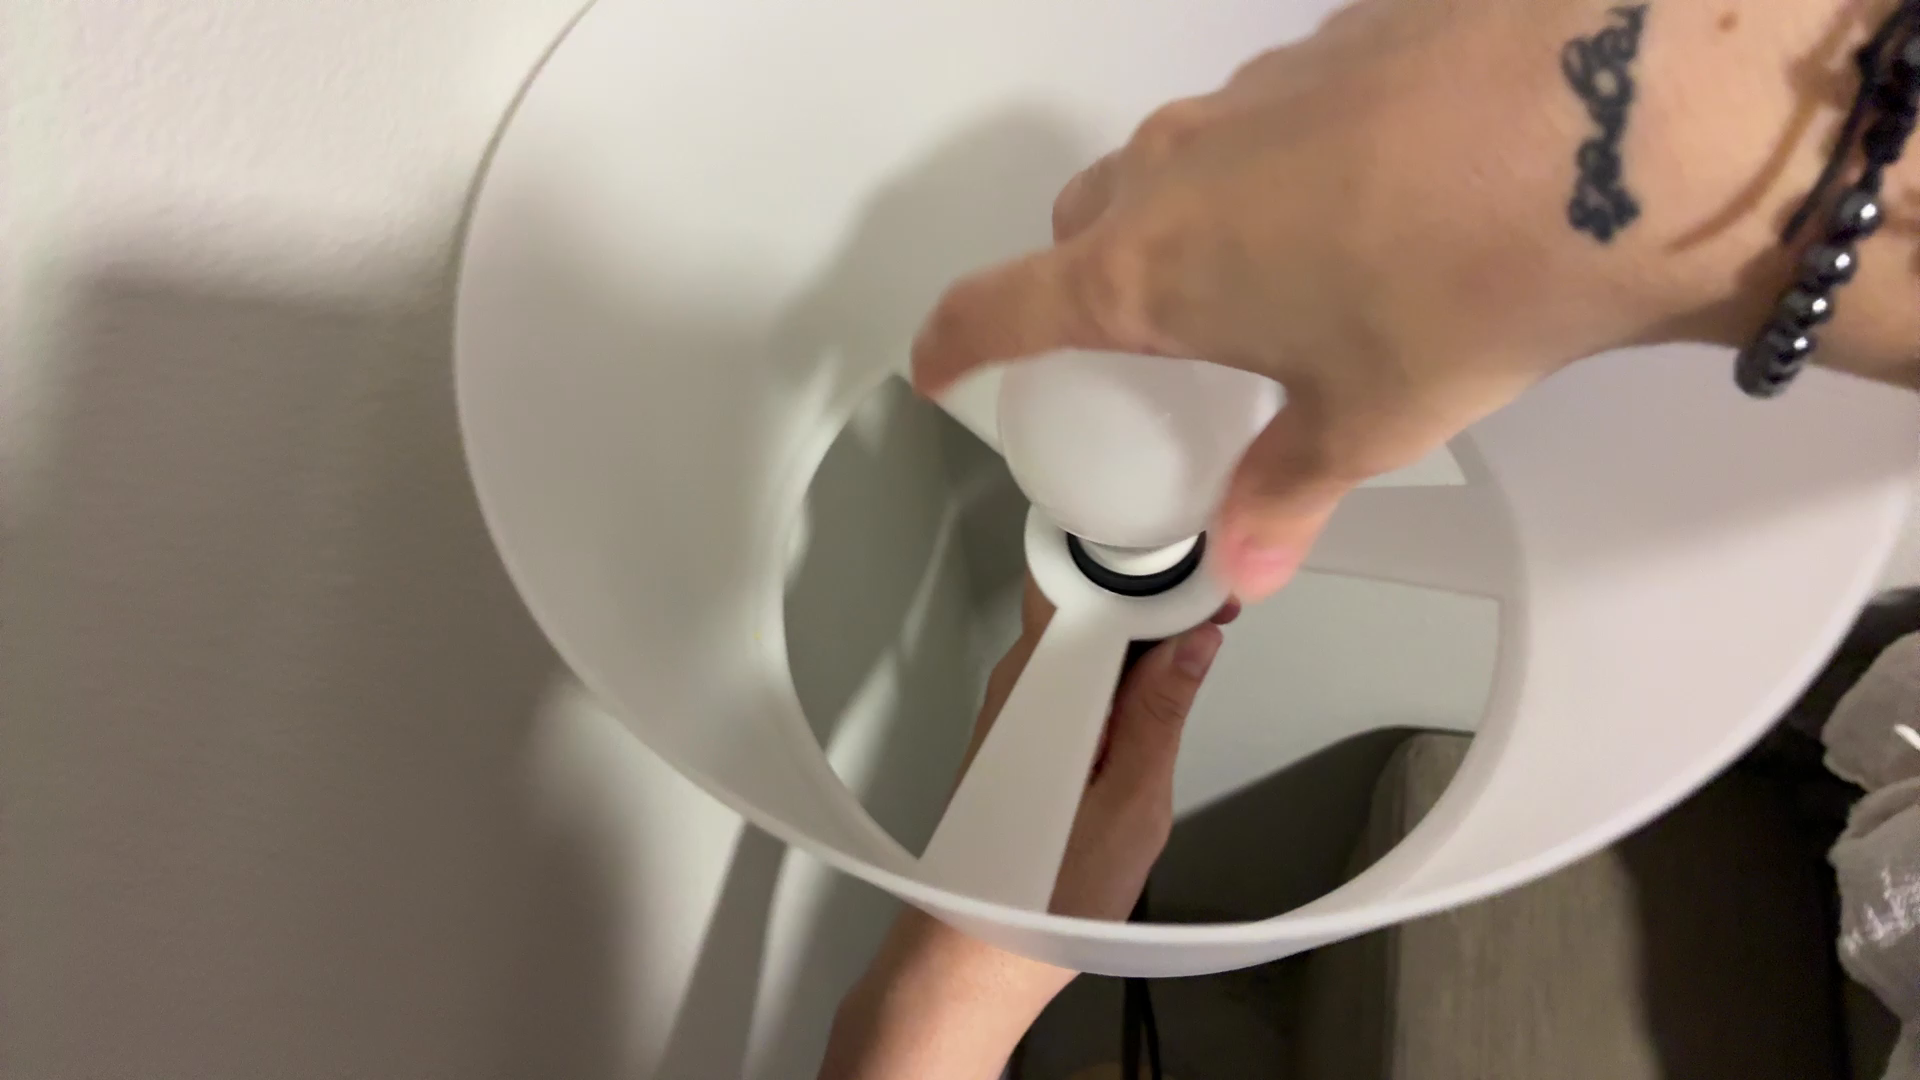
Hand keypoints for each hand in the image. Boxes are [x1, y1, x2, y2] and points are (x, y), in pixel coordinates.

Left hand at [817, 581, 1234, 1079]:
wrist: (980, 946)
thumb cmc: (1052, 891)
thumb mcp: (1132, 801)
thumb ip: (1160, 713)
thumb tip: (1195, 640)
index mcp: (1043, 686)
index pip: (1095, 594)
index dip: (1155, 583)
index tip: (1208, 594)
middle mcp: (1019, 680)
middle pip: (1087, 607)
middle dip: (1152, 604)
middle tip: (1213, 621)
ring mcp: (1015, 700)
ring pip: (1082, 639)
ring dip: (1138, 638)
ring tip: (1192, 654)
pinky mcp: (1020, 724)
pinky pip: (1073, 673)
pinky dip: (1115, 671)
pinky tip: (1148, 691)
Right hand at [912, 0, 1919, 600]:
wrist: (1641, 122)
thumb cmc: (1461, 291)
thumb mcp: (1361, 418)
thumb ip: (1283, 495)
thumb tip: (1247, 576)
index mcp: (1143, 271)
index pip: (996, 305)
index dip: (952, 342)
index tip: (933, 369)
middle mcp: (1165, 172)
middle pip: (1075, 236)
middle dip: (1082, 290)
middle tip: (1142, 344)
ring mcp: (1237, 98)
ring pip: (1153, 173)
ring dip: (1170, 230)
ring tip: (1257, 276)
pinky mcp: (1317, 46)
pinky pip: (1242, 124)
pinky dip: (1253, 174)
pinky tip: (1344, 199)